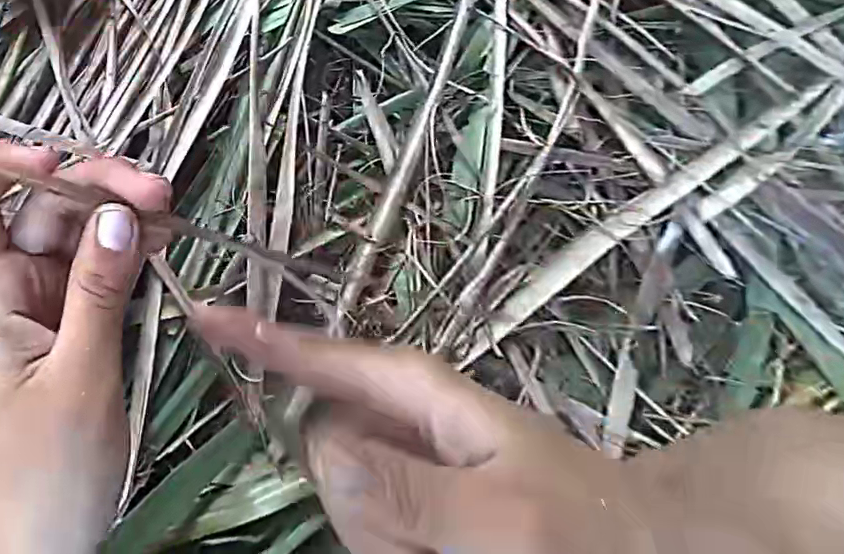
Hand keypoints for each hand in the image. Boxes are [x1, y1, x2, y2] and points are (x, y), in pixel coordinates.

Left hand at [0, 141, 171, 553]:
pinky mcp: (76, 315)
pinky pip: (101, 262)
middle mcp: (13, 282)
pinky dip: (130, 243)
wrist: (39, 547)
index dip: (5, 166)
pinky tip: (161, 234)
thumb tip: (119, 214)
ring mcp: (46, 297)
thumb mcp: (79, 377)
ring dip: (120, 209)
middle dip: (95, 185)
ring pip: (78, 228)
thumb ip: (98, 291)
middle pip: (43, 205)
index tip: (56, 161)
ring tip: (167, 205)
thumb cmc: (44, 473)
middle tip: (154, 190)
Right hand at [194, 307, 655, 553]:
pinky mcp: (401, 492)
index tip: (199, 313)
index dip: (256, 334)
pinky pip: (359, 517)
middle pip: (322, 445)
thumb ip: (406, 488)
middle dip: (356, 497)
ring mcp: (395, 454)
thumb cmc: (584, 525)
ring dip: (379, 533)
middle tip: (430, 534)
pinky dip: (384, 543)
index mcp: (408, 385)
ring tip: (450, 545)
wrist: (644, 550)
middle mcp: (390, 411)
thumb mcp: (504, 518)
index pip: (314, 352)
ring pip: (339, 491)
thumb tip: (318, 448)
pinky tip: (432, 547)